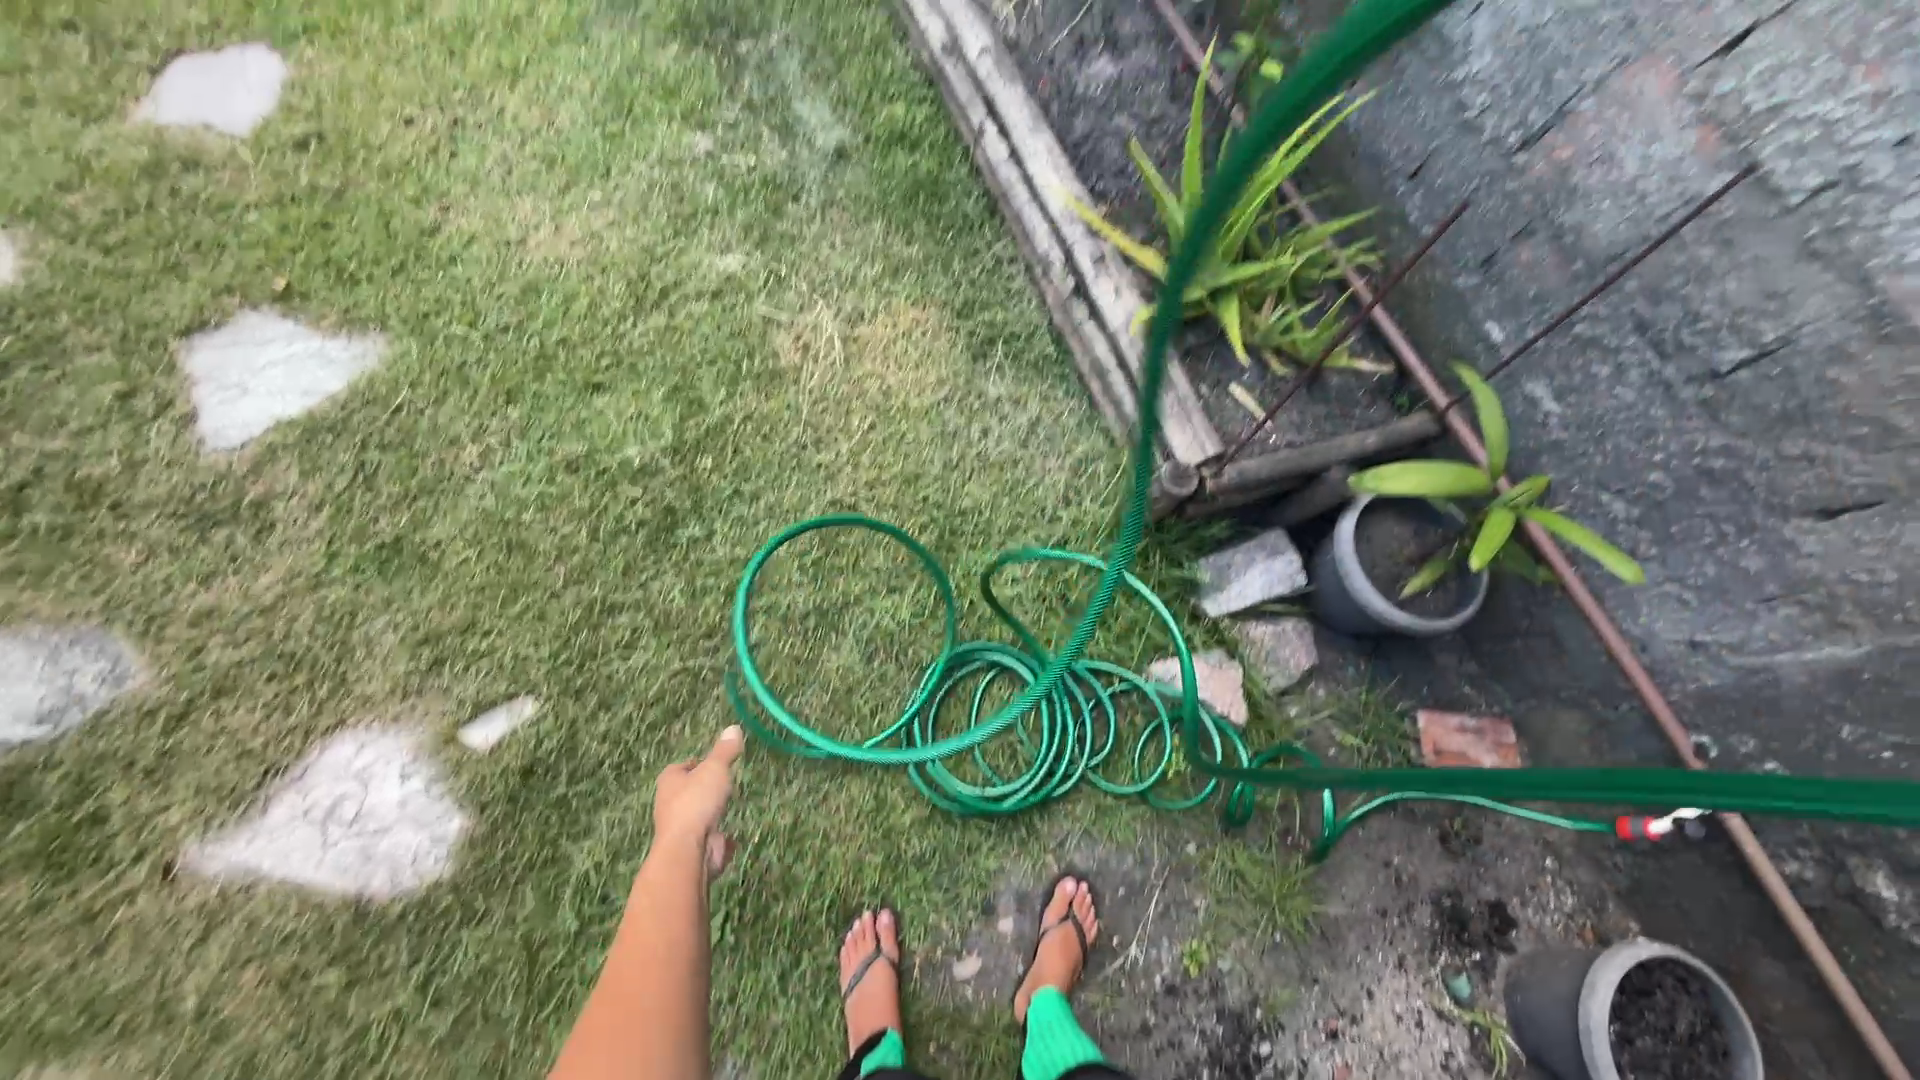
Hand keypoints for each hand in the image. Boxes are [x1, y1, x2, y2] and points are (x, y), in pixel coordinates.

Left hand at [652, 725, 745, 878]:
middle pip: (689, 790)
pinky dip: (718, 838)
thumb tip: (734, 727)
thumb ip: (725, 751)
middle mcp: (669, 803)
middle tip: (724, 783)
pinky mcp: (692, 847)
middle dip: (704, 789)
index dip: (698, 763)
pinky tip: (731, 836)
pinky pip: (708, 837)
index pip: (682, 766)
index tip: (715, 764)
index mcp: (669, 780)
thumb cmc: (697, 801)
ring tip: (729, 807)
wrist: (689, 849)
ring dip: (710, 813)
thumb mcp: (715, 768)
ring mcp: (680, 827)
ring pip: (697, 814)